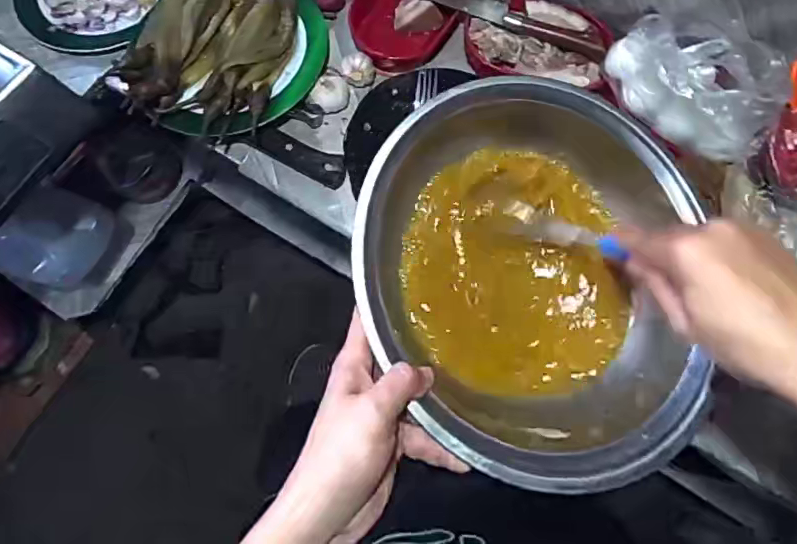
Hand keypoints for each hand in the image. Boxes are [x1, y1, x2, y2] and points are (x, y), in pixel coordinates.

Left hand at [246, 311, 467, 543]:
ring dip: (439, 403)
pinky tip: (463, 453)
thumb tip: (425, 369)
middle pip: (398, 357)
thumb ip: (398, 384)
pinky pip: (421, 437)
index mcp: (353, 366)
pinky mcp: (392, 444)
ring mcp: (381, 414)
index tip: (409, 279)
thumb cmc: (338, 456)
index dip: (381, 297)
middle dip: (425, 349)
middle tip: (459, 333)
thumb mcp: (370, 412)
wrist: (325, 518)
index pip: (365, 320)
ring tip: (471, 395)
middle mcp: (368, 384)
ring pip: (415, 398)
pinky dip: (441, 446)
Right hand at [613, 220, 796, 426]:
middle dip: (664, 254)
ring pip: (701, 236)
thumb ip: (657, 286)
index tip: (608, 246)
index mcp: (686, 248)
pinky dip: (722, 254)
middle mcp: (709, 226)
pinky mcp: (765, 234)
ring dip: (695, 254)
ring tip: (709, 288)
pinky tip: (737, 283)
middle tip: (668, 284)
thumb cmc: (746, 346)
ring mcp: (740, 227)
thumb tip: (633, 262)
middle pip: (672, 236)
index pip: (640, 237)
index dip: (622, 243)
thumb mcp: (689, 325)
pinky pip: (728, 239)